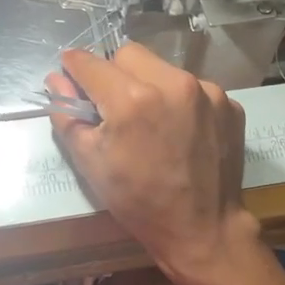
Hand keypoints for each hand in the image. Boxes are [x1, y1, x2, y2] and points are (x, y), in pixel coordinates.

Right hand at [46, 43, 258, 277]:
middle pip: (128, 55)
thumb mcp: (91, 164)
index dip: (74, 68)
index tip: (70, 75)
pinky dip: (180, 102)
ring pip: (163, 68)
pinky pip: (193, 87)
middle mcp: (172, 83)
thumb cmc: (138, 202)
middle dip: (114, 74)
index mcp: (131, 100)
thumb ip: (68, 116)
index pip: (90, 63)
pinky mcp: (228, 104)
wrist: (202, 229)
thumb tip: (56, 81)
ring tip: (150, 122)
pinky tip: (179, 132)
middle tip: (113, 107)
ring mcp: (206, 91)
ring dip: (149, 85)